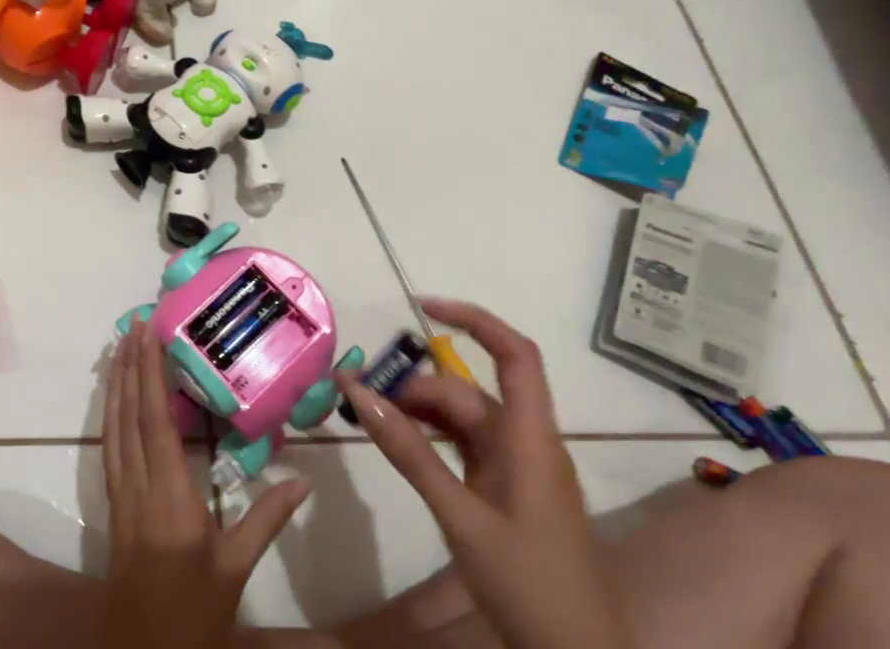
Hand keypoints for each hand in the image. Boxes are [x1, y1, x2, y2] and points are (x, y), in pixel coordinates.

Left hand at [100, 323, 308, 648]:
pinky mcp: (113, 504)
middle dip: (130, 367)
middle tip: (133, 323)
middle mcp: (137, 485)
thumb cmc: (193, 609)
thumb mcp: (235, 567)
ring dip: (117, 384)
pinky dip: (111, 414)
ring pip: (112, 427)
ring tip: (121, 347)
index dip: (151, 376)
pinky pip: (109, 447)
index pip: (156, 423)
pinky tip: (116, 400)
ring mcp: (119, 493)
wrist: (140, 646)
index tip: (149, 337)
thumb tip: (303, 479)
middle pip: (128, 416)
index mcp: (169, 495)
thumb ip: (265, 519)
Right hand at [335, 300, 633, 648]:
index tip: (422, 306)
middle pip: (471, 390)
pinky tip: (400, 444)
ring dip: (420, 411)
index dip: (475, 320)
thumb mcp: (460, 517)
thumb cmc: (528, 583)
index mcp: (530, 440)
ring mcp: (519, 466)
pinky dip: (431, 437)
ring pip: (465, 417)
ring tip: (371, 419)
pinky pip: (466, 444)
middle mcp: (527, 441)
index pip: (516, 356)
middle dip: (417, 385)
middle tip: (361, 400)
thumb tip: (359, 394)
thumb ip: (410, 453)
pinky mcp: (508, 488)